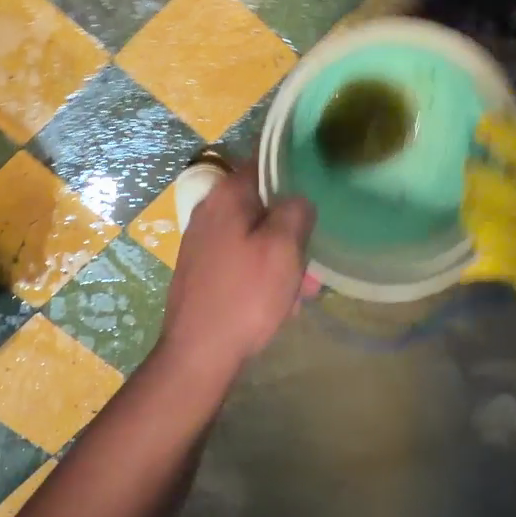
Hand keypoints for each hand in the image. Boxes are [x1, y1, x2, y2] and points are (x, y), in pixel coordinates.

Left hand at [158, 166, 314, 378]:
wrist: (197, 355)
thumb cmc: (246, 295)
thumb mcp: (284, 247)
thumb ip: (297, 210)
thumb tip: (297, 200)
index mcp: (227, 194)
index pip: (265, 161)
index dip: (294, 168)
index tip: (318, 182)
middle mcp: (209, 209)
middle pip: (262, 202)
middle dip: (290, 226)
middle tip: (312, 255)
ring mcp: (202, 241)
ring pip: (254, 233)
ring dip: (280, 254)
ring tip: (301, 288)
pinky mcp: (200, 270)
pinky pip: (241, 257)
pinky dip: (262, 271)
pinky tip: (278, 300)